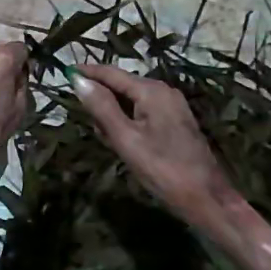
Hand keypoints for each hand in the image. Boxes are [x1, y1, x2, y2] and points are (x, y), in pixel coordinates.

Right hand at [74, 64, 233, 219]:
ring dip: (113, 113)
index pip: (112, 73)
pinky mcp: (175, 122)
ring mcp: (172, 107)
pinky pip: (142, 112)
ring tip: (101, 135)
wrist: (205, 198)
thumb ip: (102, 108)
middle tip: (82, 116)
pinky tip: (120, 141)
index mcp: (152, 91)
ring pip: (131, 101)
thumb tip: (78, 80)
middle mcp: (163, 91)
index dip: (87, 72)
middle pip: (122, 85)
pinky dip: (127, 121)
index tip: (65, 71)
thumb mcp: (126, 139)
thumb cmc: (162, 169)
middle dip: (100, 98)